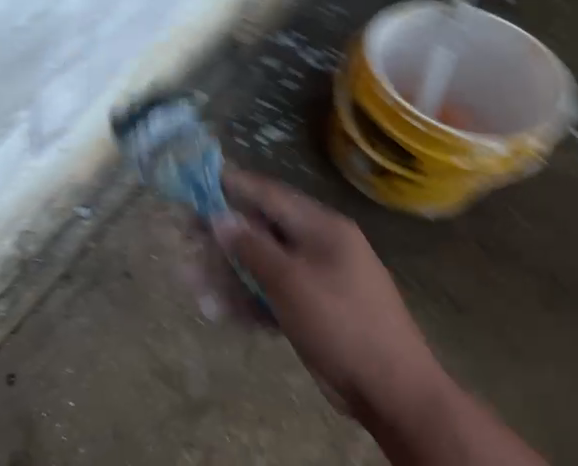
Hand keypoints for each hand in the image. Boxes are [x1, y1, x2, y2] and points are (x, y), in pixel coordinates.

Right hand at [210, 168, 446, 420]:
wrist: (393, 394)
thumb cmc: (342, 325)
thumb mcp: (290, 281)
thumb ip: (251, 246)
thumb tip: (218, 216)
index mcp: (321, 228)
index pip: (266, 193)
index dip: (227, 186)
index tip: (190, 184)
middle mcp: (318, 246)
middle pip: (258, 229)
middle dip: (220, 238)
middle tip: (184, 240)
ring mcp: (316, 279)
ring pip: (259, 264)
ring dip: (226, 274)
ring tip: (195, 286)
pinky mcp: (312, 308)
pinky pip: (271, 292)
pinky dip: (246, 299)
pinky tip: (221, 311)